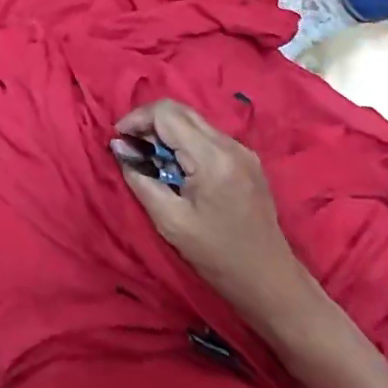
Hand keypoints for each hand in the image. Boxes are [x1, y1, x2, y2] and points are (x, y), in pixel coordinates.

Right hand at [114, 99, 314, 323]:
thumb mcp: (170, 222)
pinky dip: (186, 142)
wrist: (268, 278)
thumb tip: (119, 148)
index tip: (118, 139)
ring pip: (195, 121)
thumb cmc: (216, 256)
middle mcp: (230, 143)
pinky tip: (177, 167)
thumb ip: (141, 179)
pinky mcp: (247, 158)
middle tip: (130, 147)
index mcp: (211, 157)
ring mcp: (242, 148)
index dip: (137, 119)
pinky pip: (209, 136)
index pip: (167, 113)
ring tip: (150, 159)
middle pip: (181, 110)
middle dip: (150, 122)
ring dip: (168, 131)